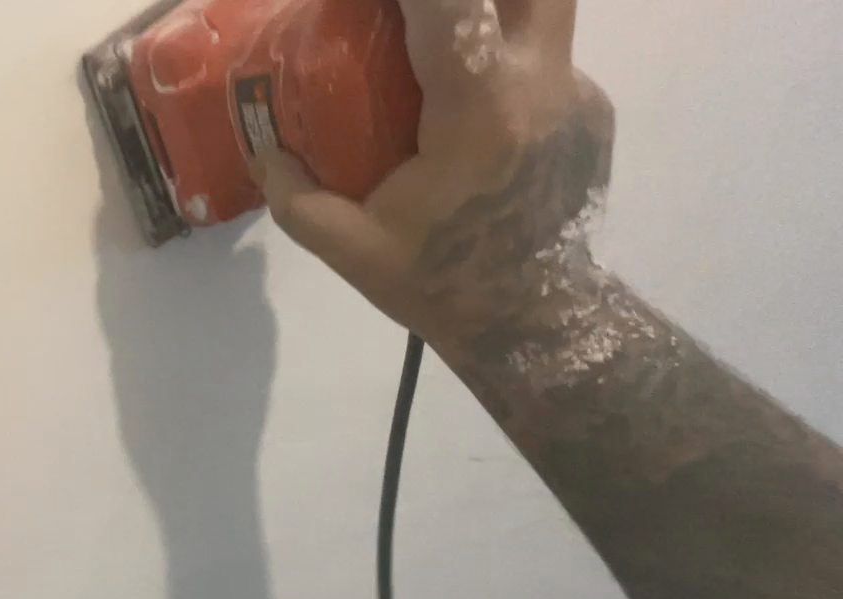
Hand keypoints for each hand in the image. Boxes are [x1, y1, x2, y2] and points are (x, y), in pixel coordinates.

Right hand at [254, 0, 613, 362]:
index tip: (360, 5)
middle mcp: (542, 81)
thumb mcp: (346, 249)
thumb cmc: (432, 282)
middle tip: (406, 22)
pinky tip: (459, 115)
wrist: (526, 314)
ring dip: (486, 15)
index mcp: (479, 113)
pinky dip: (495, 62)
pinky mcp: (588, 106)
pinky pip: (541, 55)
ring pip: (544, 6)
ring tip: (427, 55)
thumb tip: (264, 149)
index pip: (453, 9)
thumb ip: (296, 197)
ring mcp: (575, 90)